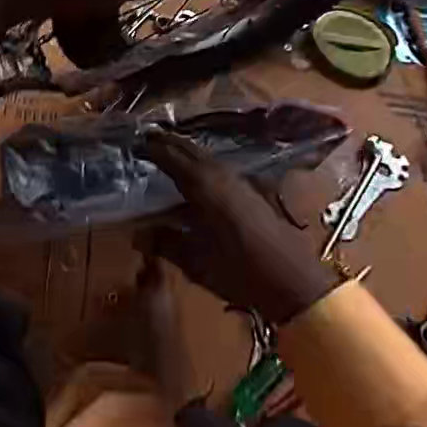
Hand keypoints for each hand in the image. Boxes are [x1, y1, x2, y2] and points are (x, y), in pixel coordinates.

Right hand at [143, 131, 337, 325]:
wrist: (295, 283)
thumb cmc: (240, 271)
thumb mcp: (195, 261)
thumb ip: (164, 243)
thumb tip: (137, 234)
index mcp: (202, 183)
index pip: (168, 155)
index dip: (149, 148)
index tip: (131, 144)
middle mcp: (219, 173)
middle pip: (187, 148)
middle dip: (165, 143)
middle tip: (144, 142)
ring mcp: (237, 179)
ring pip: (203, 155)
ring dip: (183, 152)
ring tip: (164, 154)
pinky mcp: (250, 190)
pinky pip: (215, 166)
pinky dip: (198, 163)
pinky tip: (193, 177)